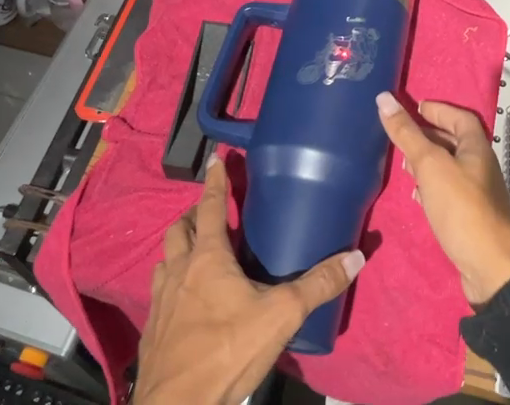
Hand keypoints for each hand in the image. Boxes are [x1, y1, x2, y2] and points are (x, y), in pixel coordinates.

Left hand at [133, 157, 364, 404]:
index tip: (214, 158)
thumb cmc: (228, 350)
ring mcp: (161, 299)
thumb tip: (356, 256)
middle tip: (209, 212)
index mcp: (208, 258)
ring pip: (166, 258)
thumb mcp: (281, 316)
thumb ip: (318, 285)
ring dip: (180, 248)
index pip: (208, 207)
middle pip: (179, 229)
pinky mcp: (153, 328)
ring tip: (198, 253)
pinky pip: (160, 290)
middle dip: (193, 215)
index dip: (213, 181)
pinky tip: (185, 299)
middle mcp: (180, 270)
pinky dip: (172, 281)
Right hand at [377, 92, 509, 305]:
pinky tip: (416, 195)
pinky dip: (431, 186)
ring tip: (404, 164)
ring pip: (450, 168)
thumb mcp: (430, 166)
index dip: (439, 110)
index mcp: (477, 149)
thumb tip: (384, 98)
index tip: (416, 107)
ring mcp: (478, 194)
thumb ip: (407, 134)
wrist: (491, 268)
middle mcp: (481, 167)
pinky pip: (449, 192)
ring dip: (428, 162)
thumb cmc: (462, 209)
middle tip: (402, 135)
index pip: (460, 117)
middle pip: (455, 141)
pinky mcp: (471, 218)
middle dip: (429, 135)